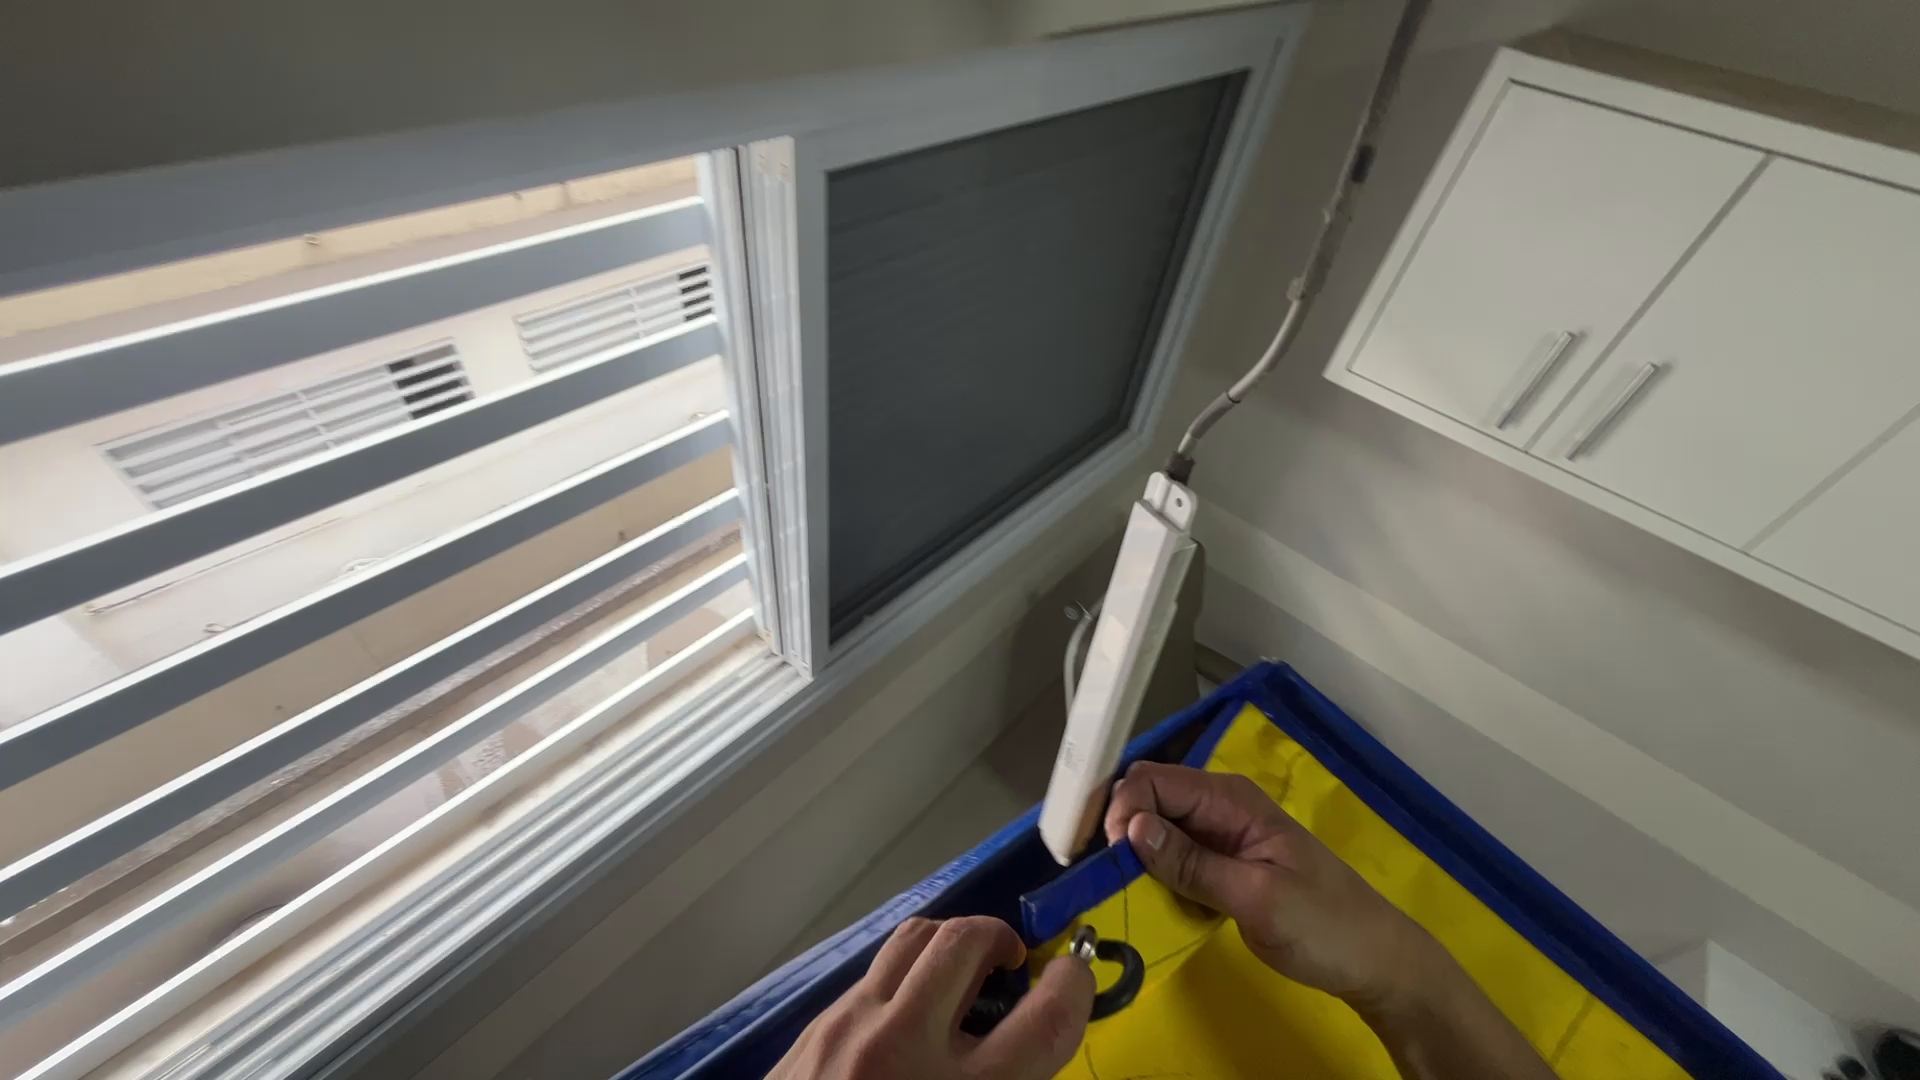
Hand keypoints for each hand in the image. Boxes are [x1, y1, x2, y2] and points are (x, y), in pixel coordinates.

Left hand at [767, 915, 1093, 1079]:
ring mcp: (850, 1029)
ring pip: (914, 937)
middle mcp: (903, 1051)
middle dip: (1000, 938)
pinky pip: (873, 973)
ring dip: (950, 941)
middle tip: (1010, 963)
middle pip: (968, 942)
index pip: (1044, 1022)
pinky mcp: (814, 1028)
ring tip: (962, 969)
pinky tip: (905, 1011)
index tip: (1072, 977)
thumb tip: (1027, 1046)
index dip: (1072, 988)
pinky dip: (904, 976)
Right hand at [1103, 761, 1443, 1011]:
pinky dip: (1152, 868)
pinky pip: (1170, 851)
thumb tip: (1132, 829)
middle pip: (1148, 796)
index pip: (1154, 780)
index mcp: (1229, 798)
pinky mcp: (1217, 859)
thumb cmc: (1324, 925)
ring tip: (1119, 884)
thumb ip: (1192, 863)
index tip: (1112, 855)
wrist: (1375, 962)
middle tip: (1108, 872)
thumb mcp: (1256, 898)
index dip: (1124, 809)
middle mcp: (1218, 804)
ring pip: (1155, 824)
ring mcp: (1217, 831)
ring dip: (1134, 850)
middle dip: (1121, 826)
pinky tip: (1145, 891)